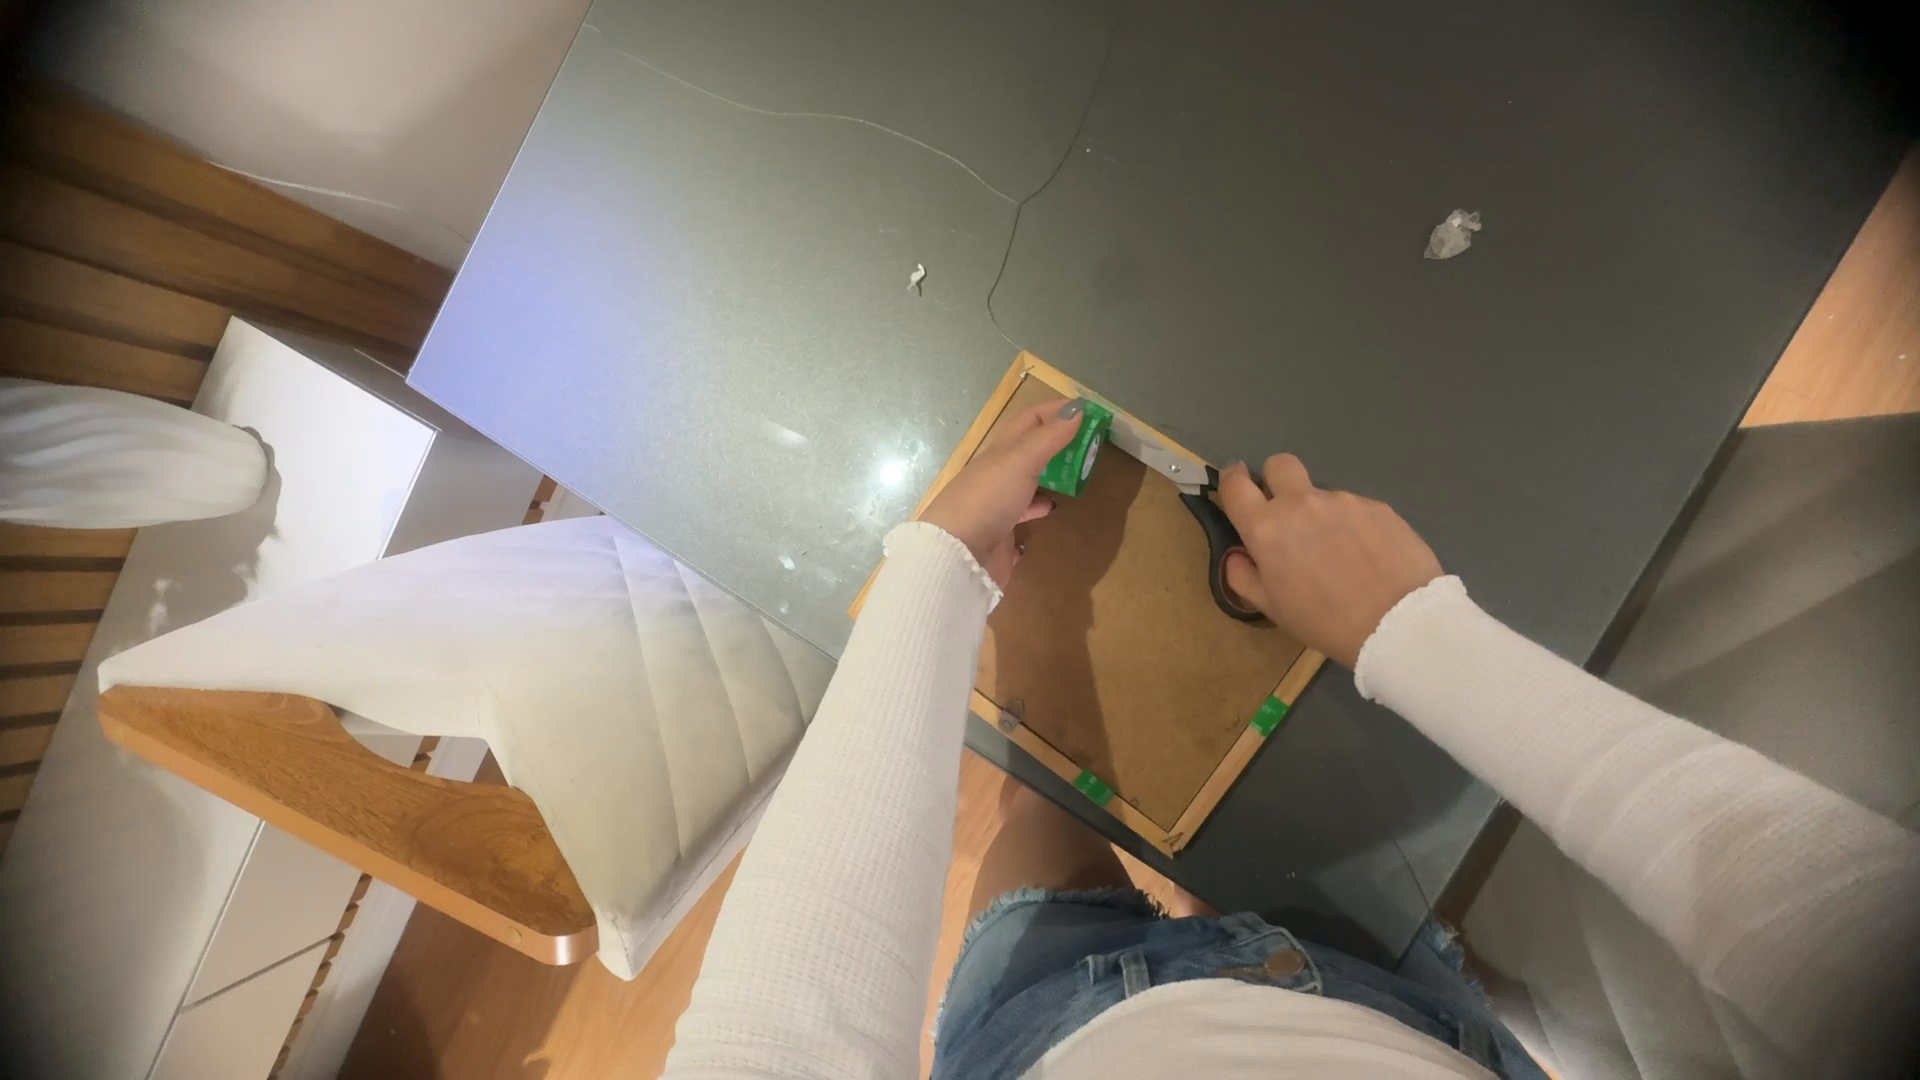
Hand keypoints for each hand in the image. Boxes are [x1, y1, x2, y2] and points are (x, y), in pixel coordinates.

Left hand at [921, 399, 1083, 587]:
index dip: (1057, 412)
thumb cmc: (989, 498)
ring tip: (1076, 478)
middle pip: (1029, 451)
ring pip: (1026, 483)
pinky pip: (1022, 516)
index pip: (1030, 421)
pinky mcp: (1000, 534)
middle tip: (1090, 448)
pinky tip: (1050, 511)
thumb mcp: (1021, 460)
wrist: (957, 556)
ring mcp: (997, 505)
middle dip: (1057, 445)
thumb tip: (1076, 410)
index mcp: (1000, 451)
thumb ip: (1049, 437)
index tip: (1090, 412)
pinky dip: (1037, 509)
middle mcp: (997, 474)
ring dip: (1049, 477)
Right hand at [1218, 454, 1441, 668]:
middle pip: (1280, 464)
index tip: (1236, 483)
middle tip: (1284, 512)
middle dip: (1275, 479)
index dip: (1231, 478)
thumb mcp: (1271, 607)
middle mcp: (1300, 503)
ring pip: (1321, 494)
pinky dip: (1352, 525)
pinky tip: (1366, 555)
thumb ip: (1243, 576)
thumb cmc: (1323, 620)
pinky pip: (1354, 508)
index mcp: (1265, 527)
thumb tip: (1238, 556)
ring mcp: (1342, 500)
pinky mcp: (1377, 506)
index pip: (1235, 484)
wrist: (1398, 622)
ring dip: (1319, 513)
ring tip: (1338, 552)